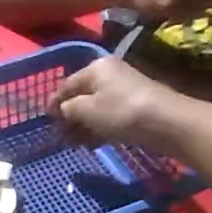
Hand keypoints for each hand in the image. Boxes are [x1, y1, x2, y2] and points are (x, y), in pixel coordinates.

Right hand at [49, 56, 185, 151]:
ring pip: (94, 109)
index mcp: (95, 68)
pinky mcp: (134, 107)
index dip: (53, 103)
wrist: (165, 122)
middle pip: (81, 96)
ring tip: (74, 144)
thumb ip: (68, 109)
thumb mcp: (85, 109)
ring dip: (82, 126)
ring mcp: (123, 91)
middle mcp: (109, 74)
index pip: (66, 85)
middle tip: (60, 137)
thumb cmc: (119, 112)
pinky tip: (92, 144)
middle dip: (68, 117)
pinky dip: (98, 128)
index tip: (46, 121)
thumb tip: (63, 110)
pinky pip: (108, 117)